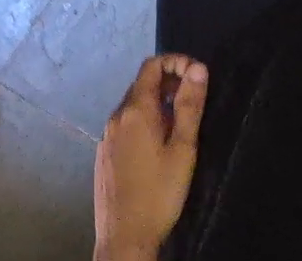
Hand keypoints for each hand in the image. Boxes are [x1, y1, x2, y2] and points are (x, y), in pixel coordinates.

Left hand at [94, 54, 208, 260]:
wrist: (124, 240)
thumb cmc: (159, 193)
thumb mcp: (183, 148)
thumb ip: (190, 105)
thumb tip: (198, 68)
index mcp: (135, 110)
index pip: (152, 65)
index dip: (176, 62)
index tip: (197, 77)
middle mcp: (116, 117)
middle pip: (142, 84)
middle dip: (169, 83)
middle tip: (193, 102)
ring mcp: (106, 137)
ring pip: (133, 106)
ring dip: (157, 104)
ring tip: (179, 127)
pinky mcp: (103, 156)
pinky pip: (125, 125)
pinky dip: (144, 122)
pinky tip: (157, 148)